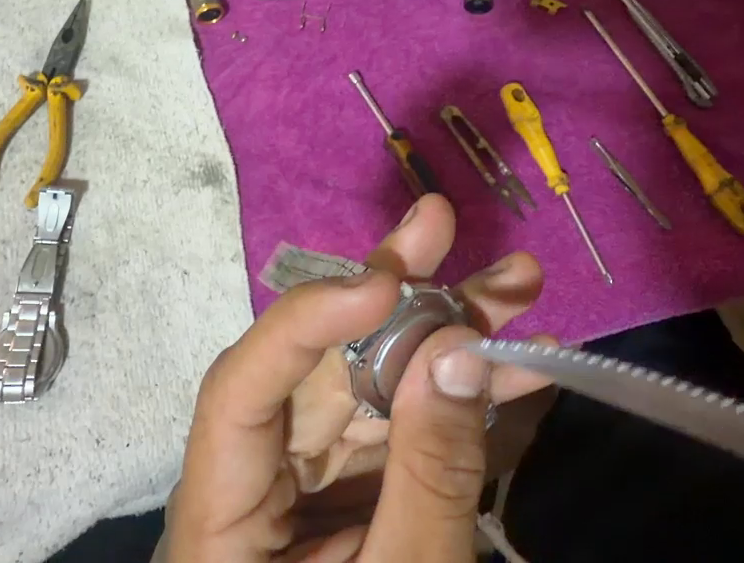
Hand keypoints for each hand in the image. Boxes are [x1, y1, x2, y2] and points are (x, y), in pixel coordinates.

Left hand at [161, 194, 553, 561]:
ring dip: (446, 335)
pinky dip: (464, 397)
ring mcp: (317, 488)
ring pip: (375, 388)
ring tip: (515, 280)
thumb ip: (432, 472)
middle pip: (318, 370)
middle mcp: (262, 482)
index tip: (384, 283)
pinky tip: (521, 362)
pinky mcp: (364, 498)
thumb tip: (459, 346)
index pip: (242, 388)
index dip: (306, 322)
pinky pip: (409, 430)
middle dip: (390, 297)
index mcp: (222, 518)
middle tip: (439, 225)